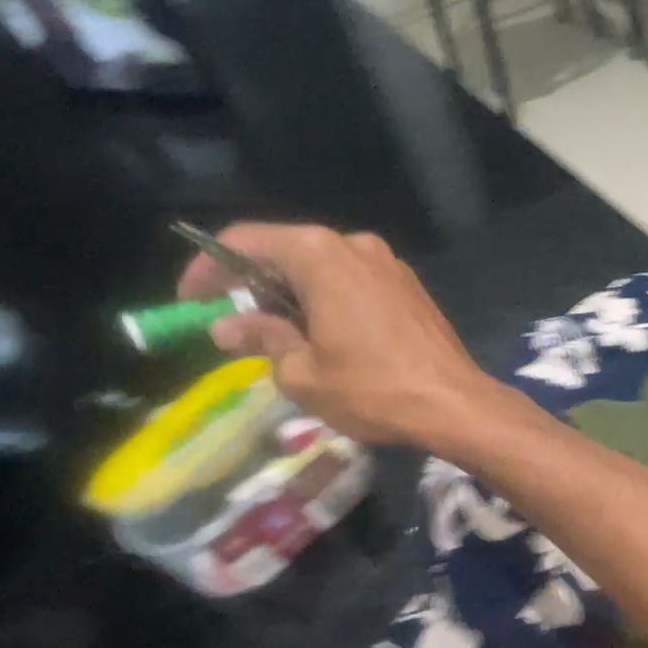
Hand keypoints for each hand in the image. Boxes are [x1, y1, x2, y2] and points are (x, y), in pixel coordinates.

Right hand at [176, 222, 507, 448]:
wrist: (457, 405)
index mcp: (320, 253)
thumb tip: (229, 325)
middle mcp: (356, 245)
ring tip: (279, 337)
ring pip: (324, 269)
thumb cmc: (374, 390)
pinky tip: (326, 337)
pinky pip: (355, 284)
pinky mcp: (411, 288)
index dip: (208, 268)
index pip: (244, 242)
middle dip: (254, 285)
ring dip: (294, 295)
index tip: (191, 301)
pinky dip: (329, 301)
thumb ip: (262, 339)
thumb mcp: (303, 373)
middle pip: (287, 251)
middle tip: (234, 324)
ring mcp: (390, 265)